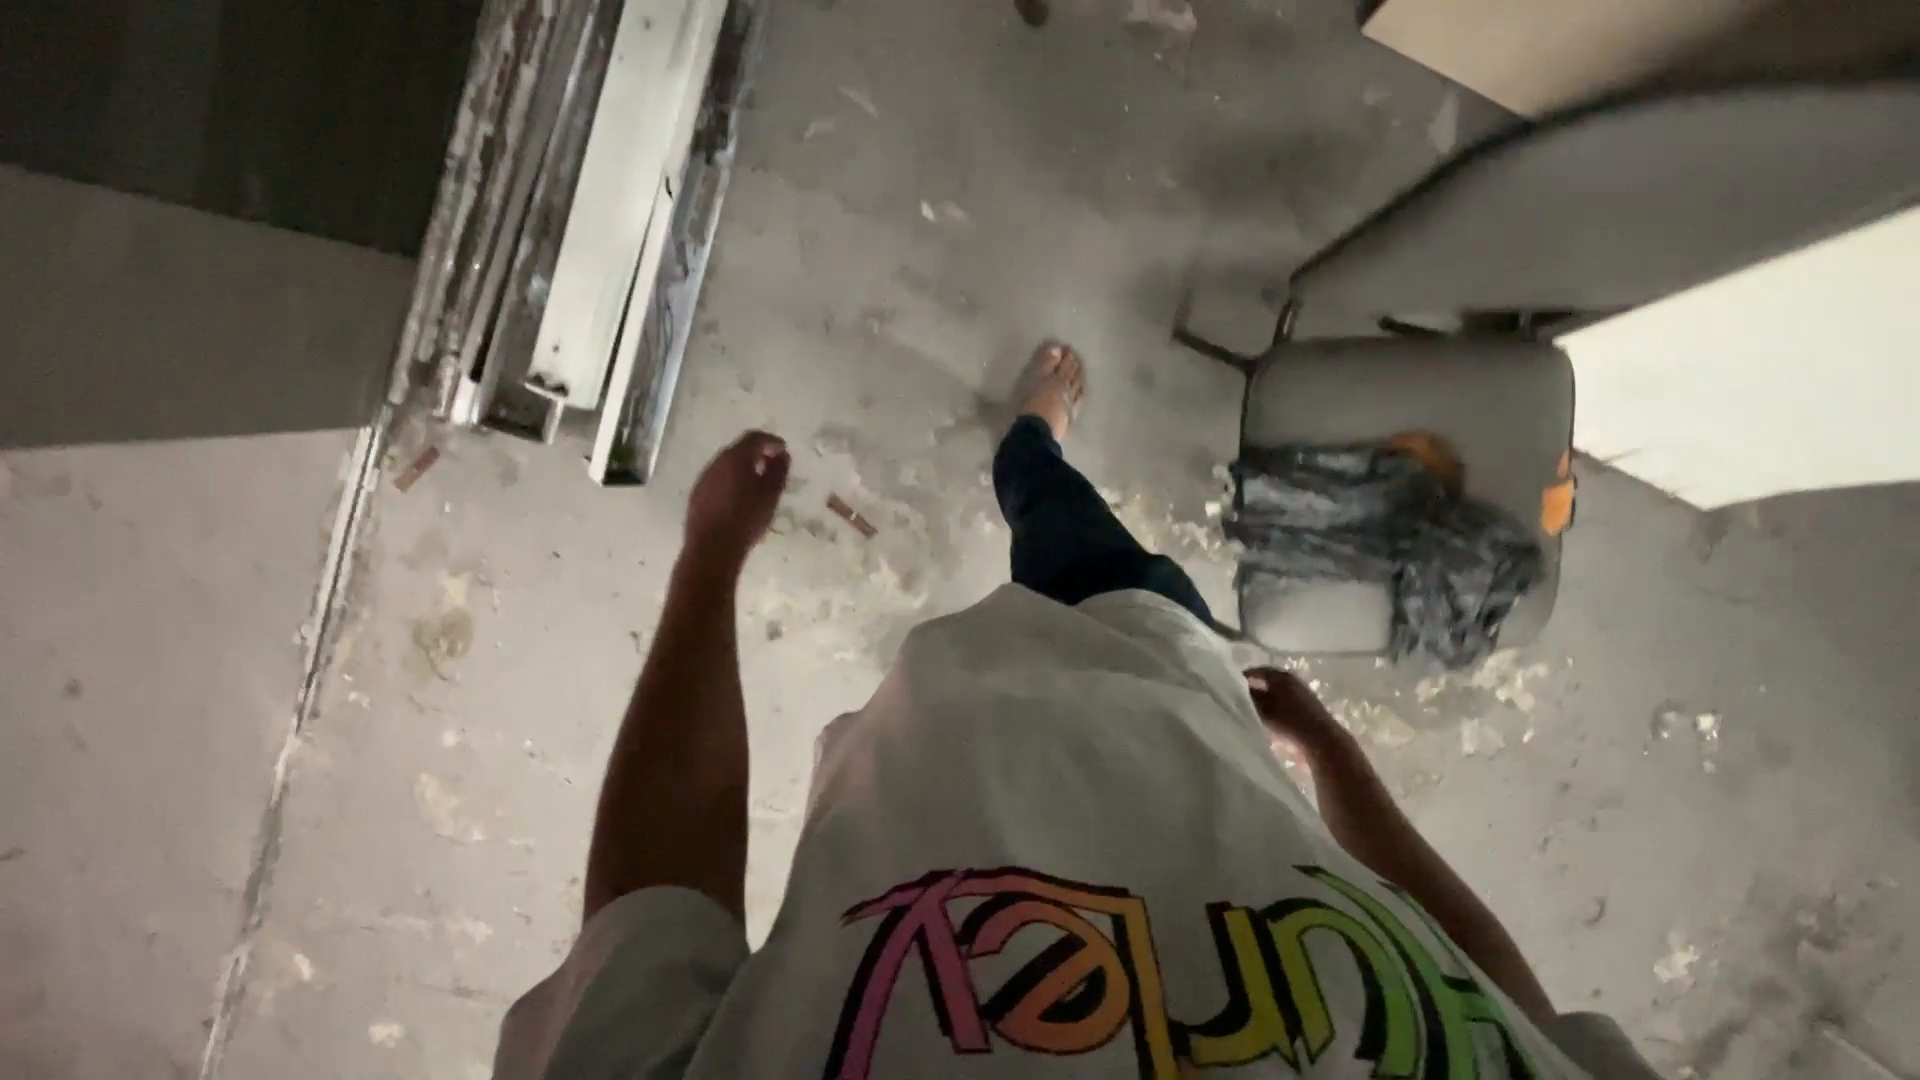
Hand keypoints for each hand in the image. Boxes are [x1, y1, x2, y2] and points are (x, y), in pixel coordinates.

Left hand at [683, 431, 789, 573]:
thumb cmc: (747, 519)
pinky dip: (731, 482)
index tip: (783, 450)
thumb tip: (782, 455)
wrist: (712, 548)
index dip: (771, 441)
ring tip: (757, 484)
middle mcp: (716, 462)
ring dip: (743, 469)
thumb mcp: (771, 495)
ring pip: (726, 465)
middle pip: (738, 449)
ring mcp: (704, 478)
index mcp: (736, 458)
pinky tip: (739, 499)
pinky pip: (718, 480)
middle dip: (757, 454)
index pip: (755, 438)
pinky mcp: (697, 495)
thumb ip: (779, 471)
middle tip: (772, 466)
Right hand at [1245, 667, 1346, 758]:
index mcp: (1280, 675)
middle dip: (1255, 690)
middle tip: (1240, 700)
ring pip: (1278, 694)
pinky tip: (1271, 722)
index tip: (1230, 687)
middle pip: (1268, 682)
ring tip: (1254, 713)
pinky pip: (1287, 705)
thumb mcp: (1261, 709)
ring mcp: (1303, 694)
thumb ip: (1248, 697)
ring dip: (1266, 701)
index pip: (1256, 672)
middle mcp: (1292, 680)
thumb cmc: (1287, 721)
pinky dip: (1277, 710)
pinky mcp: (1310, 708)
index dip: (1243, 679)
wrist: (1321, 740)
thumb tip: (1239, 690)